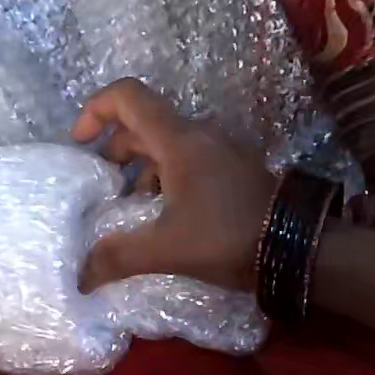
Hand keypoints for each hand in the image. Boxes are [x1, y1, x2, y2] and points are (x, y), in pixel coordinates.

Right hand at [75, 79, 274, 291]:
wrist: (294, 247)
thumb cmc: (226, 238)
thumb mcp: (166, 250)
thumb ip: (118, 257)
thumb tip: (80, 276)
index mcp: (179, 140)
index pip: (127, 98)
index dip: (95, 110)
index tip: (80, 144)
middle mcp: (199, 134)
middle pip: (144, 124)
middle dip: (115, 150)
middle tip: (102, 186)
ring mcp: (220, 150)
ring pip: (167, 144)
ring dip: (141, 168)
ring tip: (131, 207)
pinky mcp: (233, 168)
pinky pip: (188, 160)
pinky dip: (166, 177)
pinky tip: (164, 214)